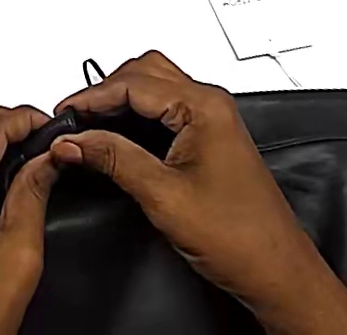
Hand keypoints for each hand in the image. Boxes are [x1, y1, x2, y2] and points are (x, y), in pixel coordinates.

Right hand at [52, 52, 346, 334]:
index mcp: (204, 107)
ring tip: (90, 120)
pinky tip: (118, 129)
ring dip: (120, 95)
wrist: (281, 275)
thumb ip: (115, 159)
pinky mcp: (209, 131)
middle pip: (143, 71)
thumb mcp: (164, 197)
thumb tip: (75, 141)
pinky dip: (135, 108)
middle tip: (75, 116)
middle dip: (104, 89)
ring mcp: (211, 115)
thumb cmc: (242, 240)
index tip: (66, 113)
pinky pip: (164, 102)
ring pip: (154, 82)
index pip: (133, 83)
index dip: (92, 96)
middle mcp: (210, 102)